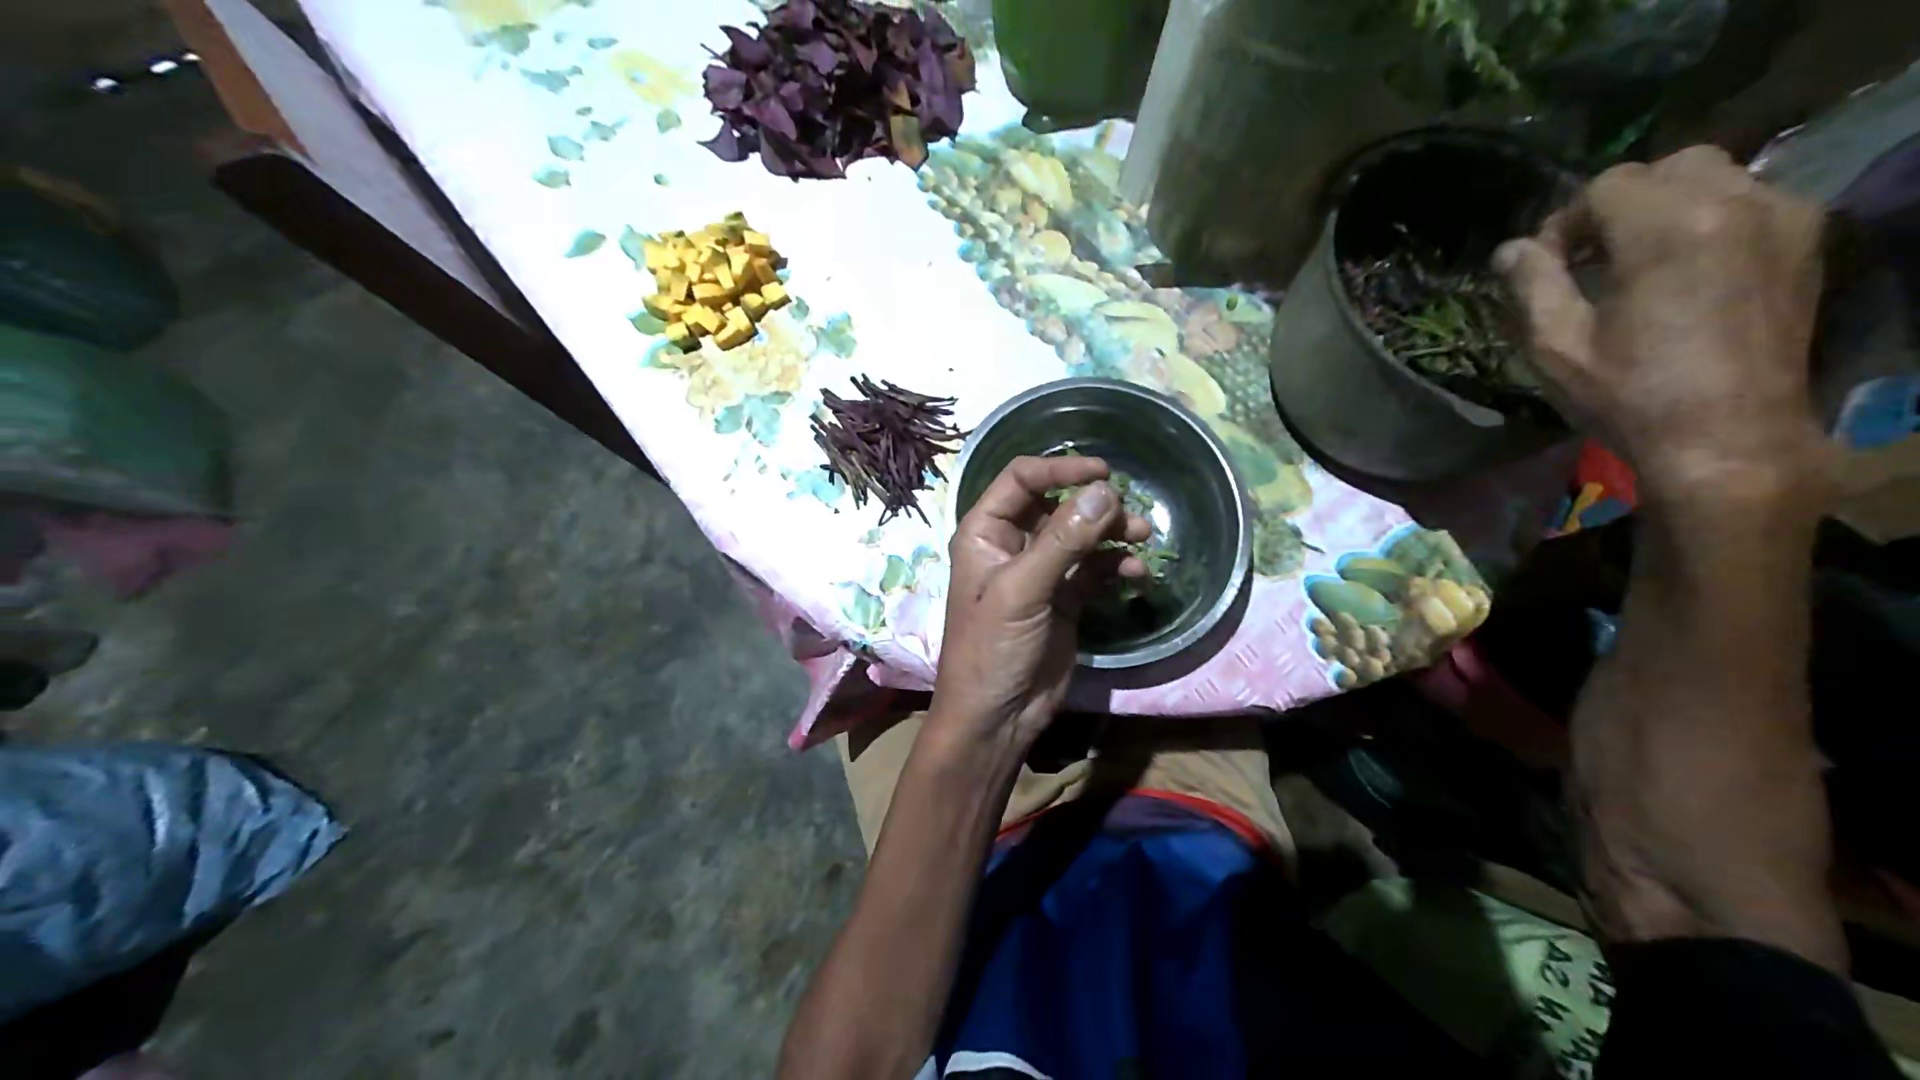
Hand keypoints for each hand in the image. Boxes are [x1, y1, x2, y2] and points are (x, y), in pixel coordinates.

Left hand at [930, 455, 1150, 754]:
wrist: (997, 717)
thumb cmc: (991, 649)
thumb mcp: (1022, 591)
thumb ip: (1063, 541)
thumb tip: (1105, 491)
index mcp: (985, 532)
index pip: (1021, 479)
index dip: (1060, 467)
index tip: (1103, 472)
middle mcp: (1012, 544)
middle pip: (1057, 504)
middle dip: (1094, 505)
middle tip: (1128, 516)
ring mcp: (1040, 571)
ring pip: (1081, 535)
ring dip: (1112, 533)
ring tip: (1142, 537)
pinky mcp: (1064, 598)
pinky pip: (1094, 569)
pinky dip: (1115, 566)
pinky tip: (1136, 574)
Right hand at [1494, 146, 1831, 507]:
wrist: (1726, 437)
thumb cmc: (1628, 395)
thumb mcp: (1556, 345)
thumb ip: (1532, 285)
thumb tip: (1511, 249)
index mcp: (1669, 229)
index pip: (1605, 187)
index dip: (1564, 223)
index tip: (1547, 268)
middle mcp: (1737, 205)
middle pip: (1664, 169)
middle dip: (1615, 206)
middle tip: (1587, 260)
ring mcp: (1782, 219)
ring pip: (1711, 178)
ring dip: (1661, 209)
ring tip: (1633, 262)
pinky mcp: (1804, 242)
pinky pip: (1747, 202)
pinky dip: (1705, 220)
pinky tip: (1680, 270)